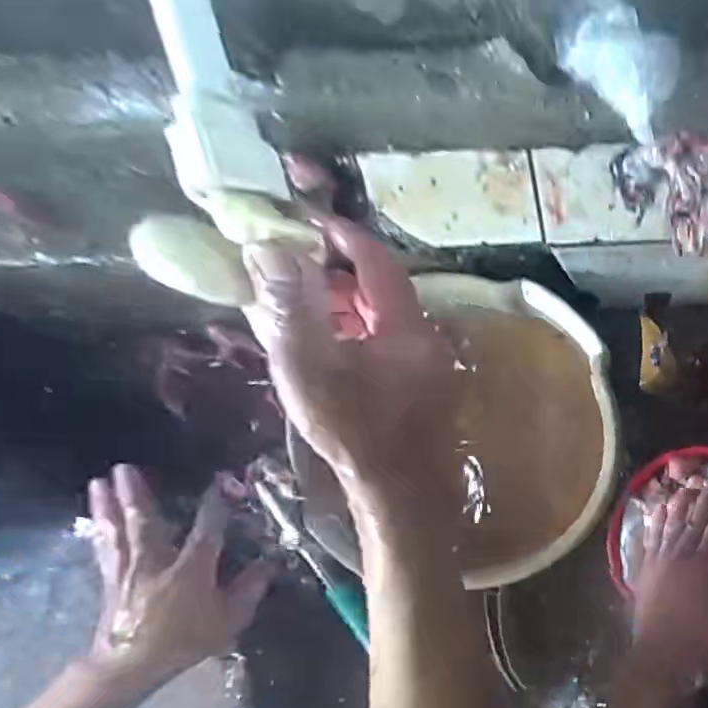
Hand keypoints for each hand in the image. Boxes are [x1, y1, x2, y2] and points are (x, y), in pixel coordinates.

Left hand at [84, 465, 274, 686]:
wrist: (131, 664)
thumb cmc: (189, 640)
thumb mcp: (233, 617)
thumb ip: (251, 586)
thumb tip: (268, 561)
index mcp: (189, 571)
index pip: (207, 532)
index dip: (215, 506)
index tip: (222, 481)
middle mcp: (153, 564)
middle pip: (145, 523)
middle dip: (135, 496)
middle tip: (125, 468)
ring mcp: (126, 570)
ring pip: (117, 531)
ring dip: (108, 505)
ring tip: (99, 481)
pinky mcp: (109, 578)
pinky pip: (105, 547)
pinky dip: (101, 528)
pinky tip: (97, 517)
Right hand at [241, 217, 460, 510]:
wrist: (401, 486)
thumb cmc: (353, 427)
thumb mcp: (308, 361)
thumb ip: (291, 302)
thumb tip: (273, 247)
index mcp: (409, 329)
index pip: (379, 263)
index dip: (341, 235)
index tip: (302, 220)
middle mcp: (431, 341)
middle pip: (382, 290)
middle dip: (333, 273)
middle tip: (283, 268)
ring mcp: (434, 364)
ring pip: (385, 318)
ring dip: (342, 304)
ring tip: (293, 307)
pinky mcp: (428, 384)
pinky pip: (391, 343)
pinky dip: (358, 332)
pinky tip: (323, 343)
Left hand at [630, 486, 707, 672]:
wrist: (661, 653)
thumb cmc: (701, 638)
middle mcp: (686, 555)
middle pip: (696, 521)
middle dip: (705, 502)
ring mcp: (664, 559)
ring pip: (674, 524)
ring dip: (681, 505)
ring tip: (687, 489)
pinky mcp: (648, 568)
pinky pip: (652, 538)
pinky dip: (656, 522)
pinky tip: (658, 509)